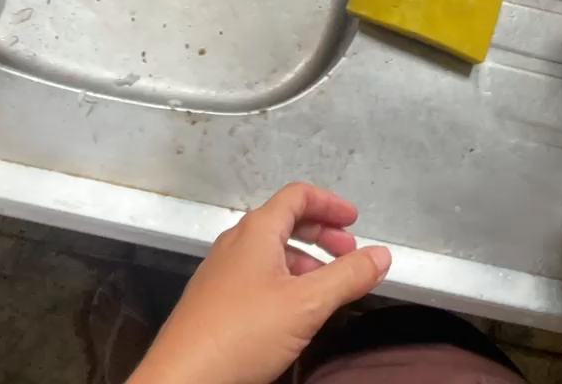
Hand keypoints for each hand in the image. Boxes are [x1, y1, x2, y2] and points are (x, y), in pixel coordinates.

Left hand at [128, 183, 391, 383]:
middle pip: (285, 221)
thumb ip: (348, 277)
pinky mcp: (213, 301)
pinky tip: (294, 312)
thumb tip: (382, 255)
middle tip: (349, 255)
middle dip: (322, 234)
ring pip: (271, 251)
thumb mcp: (307, 304)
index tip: (355, 220)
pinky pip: (257, 275)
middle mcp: (236, 242)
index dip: (330, 203)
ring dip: (305, 261)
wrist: (180, 381)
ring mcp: (221, 271)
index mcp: (257, 229)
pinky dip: (284, 280)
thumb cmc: (242, 333)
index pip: (298, 195)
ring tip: (327, 288)